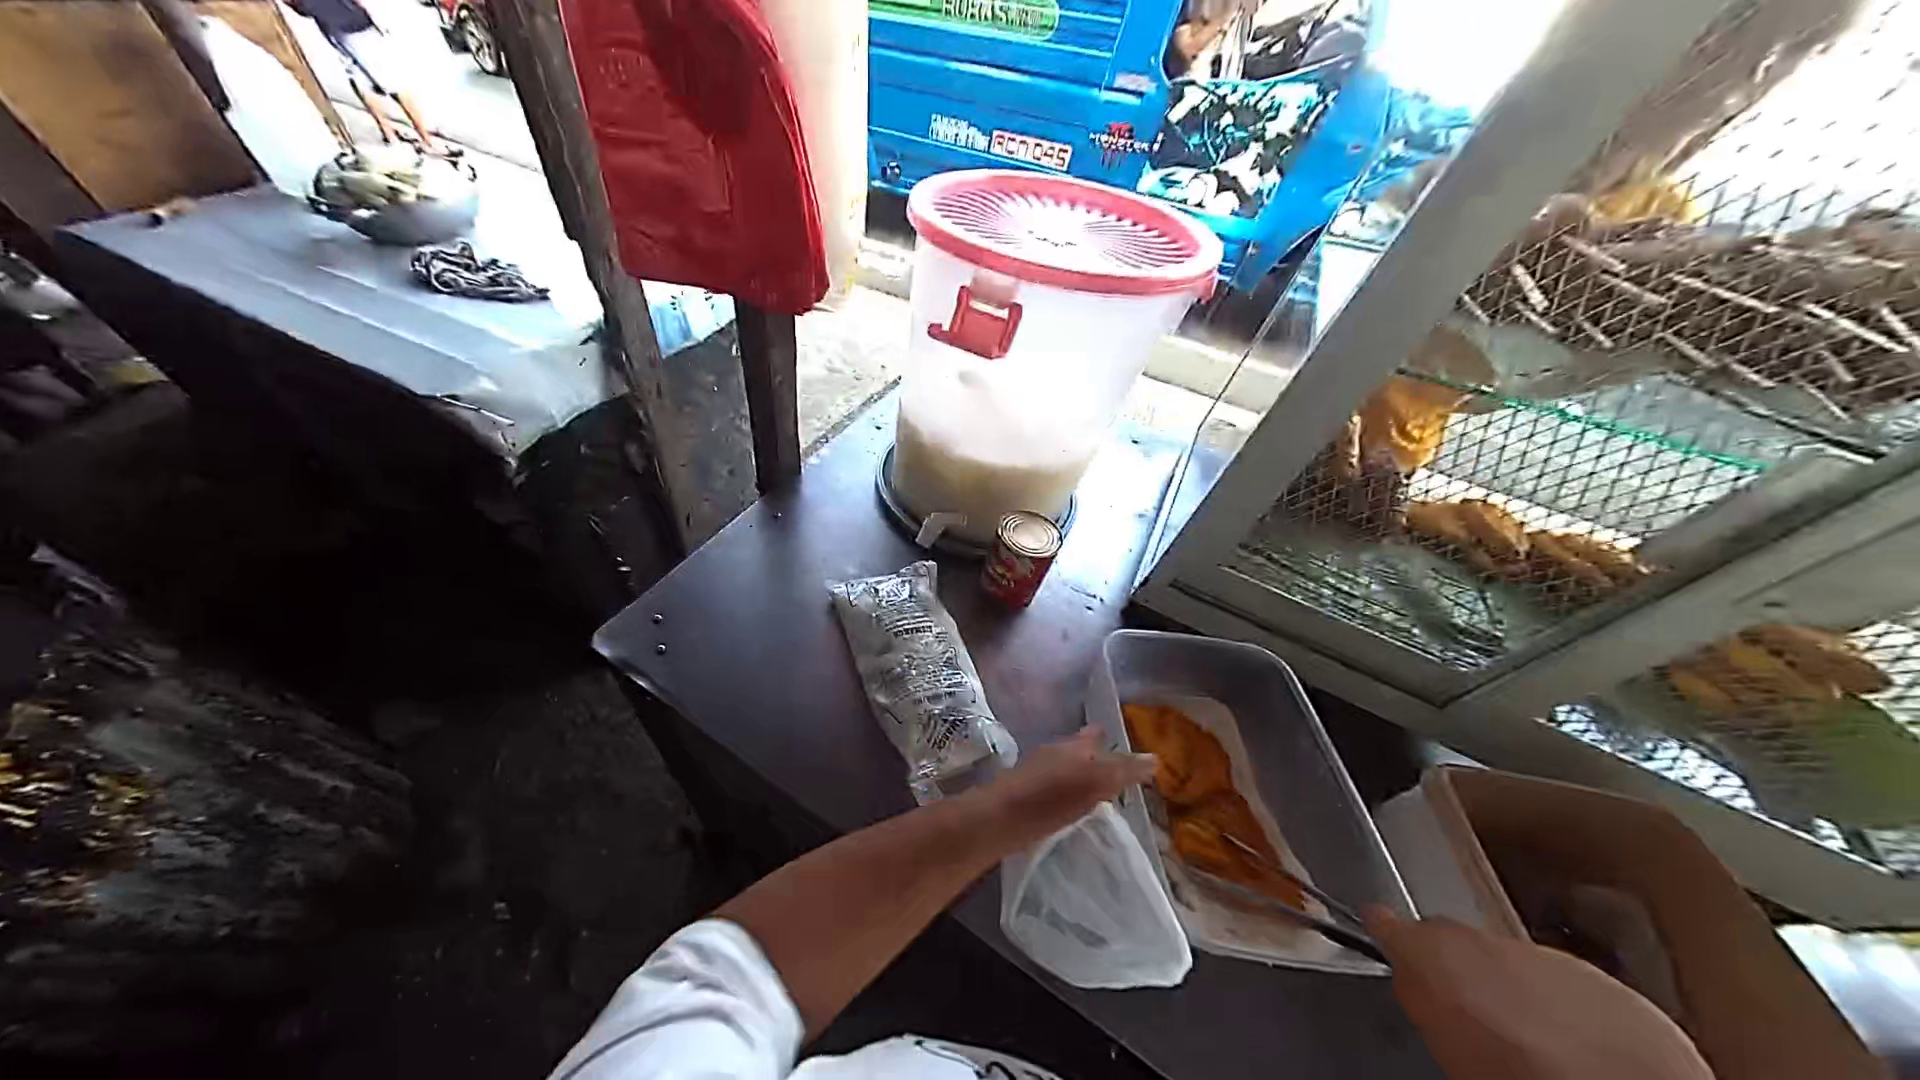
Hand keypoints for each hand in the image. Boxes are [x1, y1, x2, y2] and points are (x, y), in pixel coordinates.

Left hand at [970, 727, 1154, 851]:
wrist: (1000, 819)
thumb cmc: (1051, 795)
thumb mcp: (1095, 781)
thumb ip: (1124, 770)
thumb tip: (1155, 758)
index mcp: (1071, 747)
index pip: (1092, 735)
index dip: (1105, 735)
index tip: (1116, 736)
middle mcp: (1052, 755)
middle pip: (1076, 750)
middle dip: (1092, 755)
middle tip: (1111, 765)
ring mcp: (1035, 775)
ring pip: (1063, 768)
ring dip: (1077, 774)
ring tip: (1094, 788)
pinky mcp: (1024, 798)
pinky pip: (1052, 789)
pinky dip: (1065, 793)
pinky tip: (1070, 807)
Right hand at [1365, 909, 1712, 1079]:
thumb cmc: (1511, 1073)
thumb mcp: (1443, 1047)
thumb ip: (1421, 1001)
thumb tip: (1414, 985)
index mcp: (1428, 952)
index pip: (1384, 922)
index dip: (1382, 929)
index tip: (1378, 931)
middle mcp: (1474, 938)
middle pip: (1447, 937)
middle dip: (1452, 962)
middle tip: (1465, 1008)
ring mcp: (1534, 951)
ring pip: (1505, 958)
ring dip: (1506, 982)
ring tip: (1524, 1034)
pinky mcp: (1591, 973)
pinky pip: (1558, 979)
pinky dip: (1556, 1000)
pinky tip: (1570, 1041)